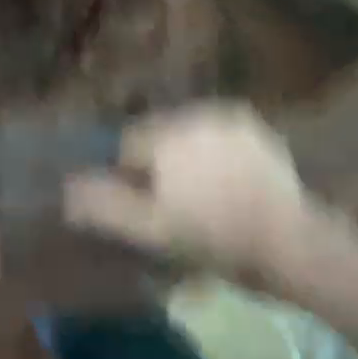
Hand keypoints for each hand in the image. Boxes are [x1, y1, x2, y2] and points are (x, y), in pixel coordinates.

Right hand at [63, 104, 308, 274]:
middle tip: (178, 202)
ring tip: (206, 191)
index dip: (134, 178)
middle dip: (161, 161)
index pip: (128, 146)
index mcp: (163, 136)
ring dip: (188, 152)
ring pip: (187, 130)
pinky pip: (218, 129)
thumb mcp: (153, 231)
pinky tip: (229, 177)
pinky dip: (216, 146)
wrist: (292, 244)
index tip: (151, 208)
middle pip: (158, 134)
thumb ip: (107, 206)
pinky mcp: (253, 124)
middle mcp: (191, 114)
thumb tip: (64, 188)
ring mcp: (226, 116)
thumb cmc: (216, 239)